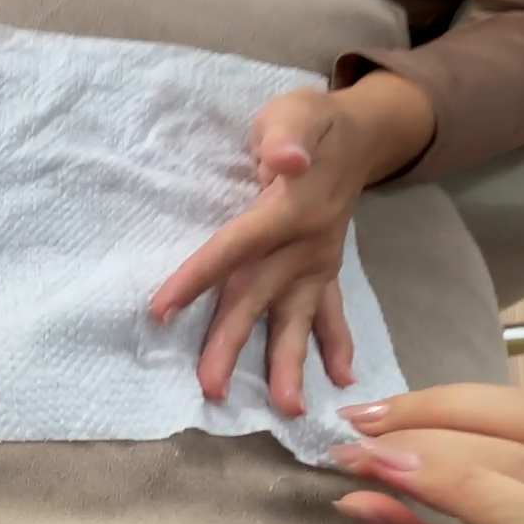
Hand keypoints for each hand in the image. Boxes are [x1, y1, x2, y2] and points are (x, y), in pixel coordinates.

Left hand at [151, 72, 432, 414]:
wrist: (363, 134)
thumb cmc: (310, 122)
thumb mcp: (294, 113)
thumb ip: (285, 135)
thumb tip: (285, 157)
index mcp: (286, 212)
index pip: (232, 250)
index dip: (196, 279)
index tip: (160, 311)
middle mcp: (305, 246)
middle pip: (257, 298)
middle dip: (233, 343)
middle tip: (213, 389)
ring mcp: (319, 263)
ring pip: (297, 319)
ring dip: (290, 364)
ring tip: (289, 410)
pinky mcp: (326, 270)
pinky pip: (333, 312)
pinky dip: (336, 344)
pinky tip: (340, 380)